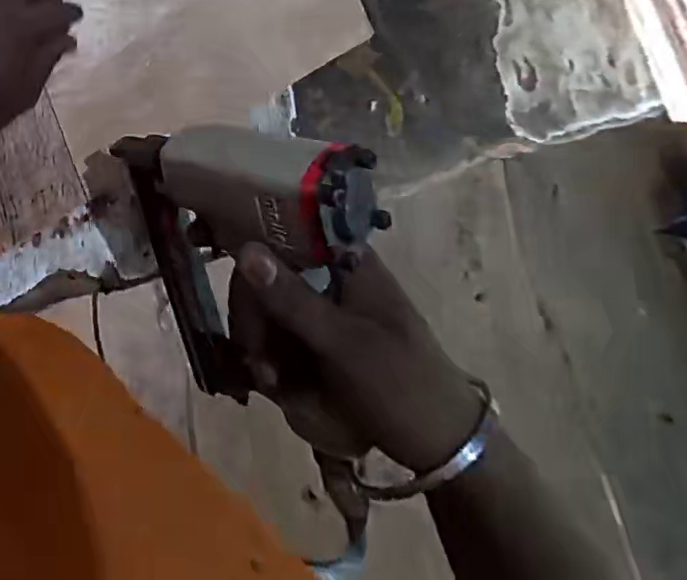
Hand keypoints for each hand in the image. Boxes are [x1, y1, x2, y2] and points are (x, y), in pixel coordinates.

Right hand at [230, 244, 485, 473]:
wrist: (446, 450)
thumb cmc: (404, 388)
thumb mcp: (345, 345)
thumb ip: (292, 298)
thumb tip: (245, 248)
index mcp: (346, 259)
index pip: (279, 236)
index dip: (252, 260)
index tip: (240, 299)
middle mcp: (329, 271)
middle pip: (264, 274)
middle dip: (254, 319)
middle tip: (258, 362)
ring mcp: (322, 302)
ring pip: (264, 304)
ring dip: (258, 342)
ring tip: (269, 381)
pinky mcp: (317, 331)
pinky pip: (275, 329)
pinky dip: (268, 353)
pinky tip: (274, 380)